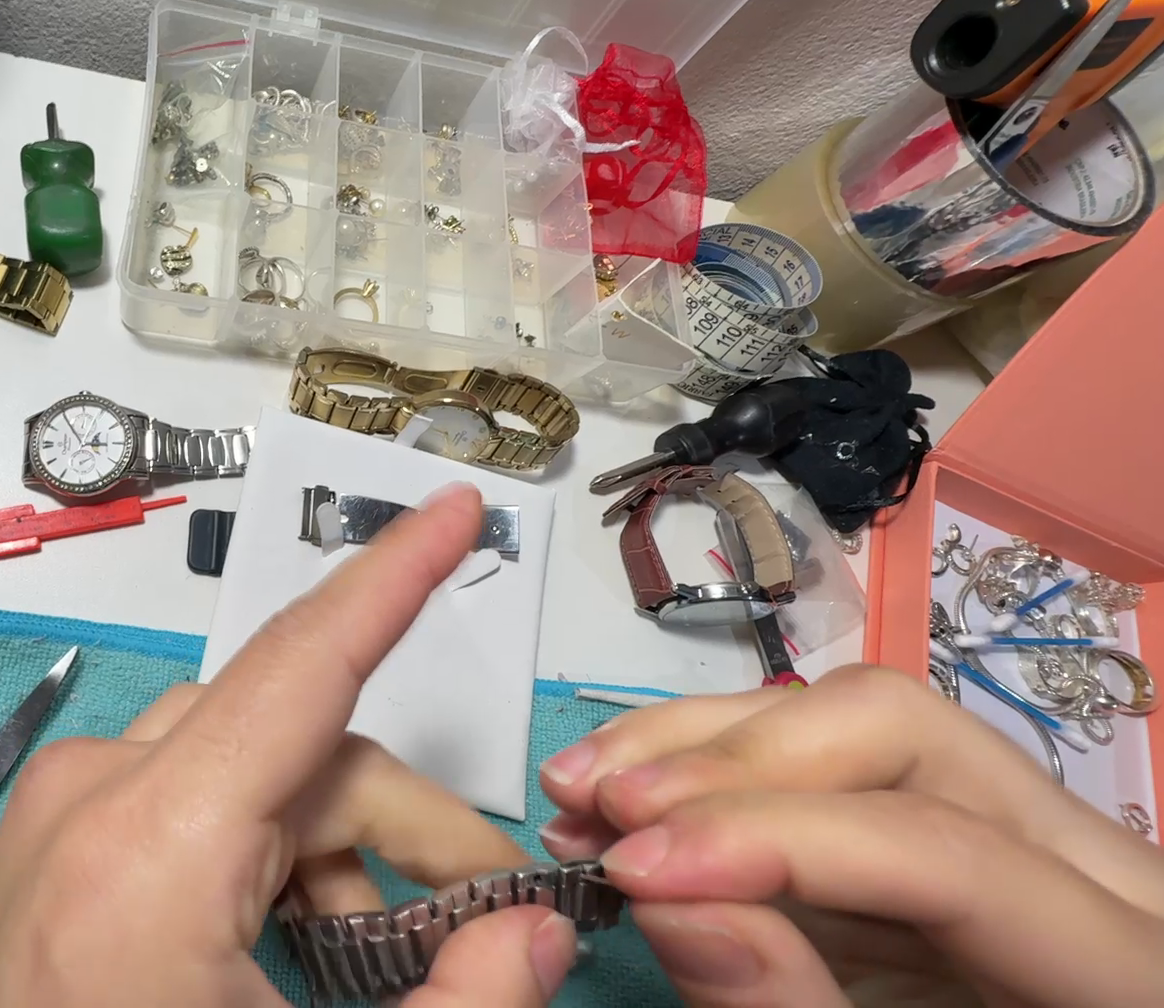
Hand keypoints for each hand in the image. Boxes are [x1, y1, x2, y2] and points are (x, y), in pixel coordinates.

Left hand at [0, 484, 576, 1006]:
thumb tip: (535, 930)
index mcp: (151, 844)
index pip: (302, 662)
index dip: (393, 575)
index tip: (451, 509)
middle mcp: (100, 787)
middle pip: (299, 740)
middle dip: (404, 816)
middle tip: (486, 911)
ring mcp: (71, 797)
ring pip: (252, 762)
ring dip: (334, 841)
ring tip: (381, 955)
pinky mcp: (62, 821)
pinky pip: (197, 792)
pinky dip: (266, 847)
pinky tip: (290, 938)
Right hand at [535, 664, 1163, 1005]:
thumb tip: (659, 896)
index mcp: (1134, 967)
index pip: (947, 852)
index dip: (774, 842)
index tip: (633, 867)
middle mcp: (1078, 854)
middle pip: (884, 726)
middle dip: (718, 761)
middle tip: (605, 809)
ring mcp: (983, 809)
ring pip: (814, 711)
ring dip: (669, 743)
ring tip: (571, 791)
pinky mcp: (895, 804)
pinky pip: (779, 746)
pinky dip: (673, 759)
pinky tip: (601, 790)